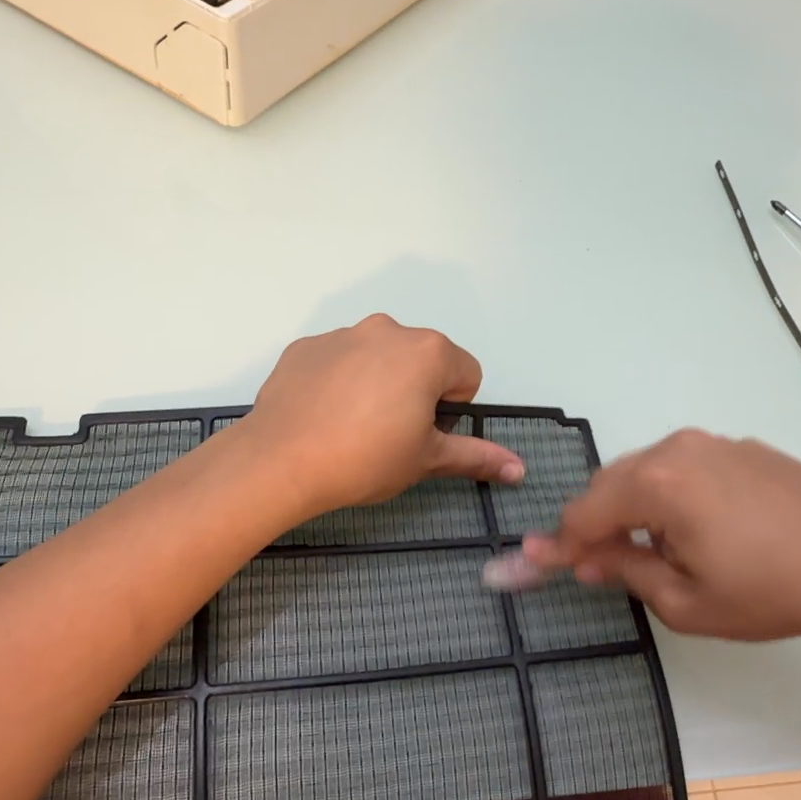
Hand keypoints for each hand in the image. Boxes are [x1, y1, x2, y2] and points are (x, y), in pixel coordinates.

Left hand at [236, 315, 525, 515]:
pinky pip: (338, 361)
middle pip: (422, 360)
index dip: (452, 409)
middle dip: (416, 392)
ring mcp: (342, 334)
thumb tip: (520, 469)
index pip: (466, 374)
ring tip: (353, 428)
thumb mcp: (427, 460)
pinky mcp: (305, 347)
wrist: (281, 460)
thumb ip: (476, 457)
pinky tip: (324, 417)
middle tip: (391, 435)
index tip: (423, 434)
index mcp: (428, 352)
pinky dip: (340, 383)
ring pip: (378, 358)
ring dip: (378, 384)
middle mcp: (388, 330)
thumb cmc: (366, 459)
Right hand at [522, 430, 800, 639]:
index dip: (556, 545)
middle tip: (596, 566)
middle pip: (611, 484)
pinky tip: (698, 531)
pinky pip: (685, 469)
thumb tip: (584, 559)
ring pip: (647, 472)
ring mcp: (714, 443)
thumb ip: (624, 572)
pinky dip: (670, 496)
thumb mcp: (686, 601)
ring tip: (652, 552)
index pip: (584, 512)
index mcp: (657, 483)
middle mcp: (678, 449)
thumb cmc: (771, 591)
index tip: (529, 566)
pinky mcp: (744, 449)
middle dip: (595, 524)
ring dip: (633, 509)